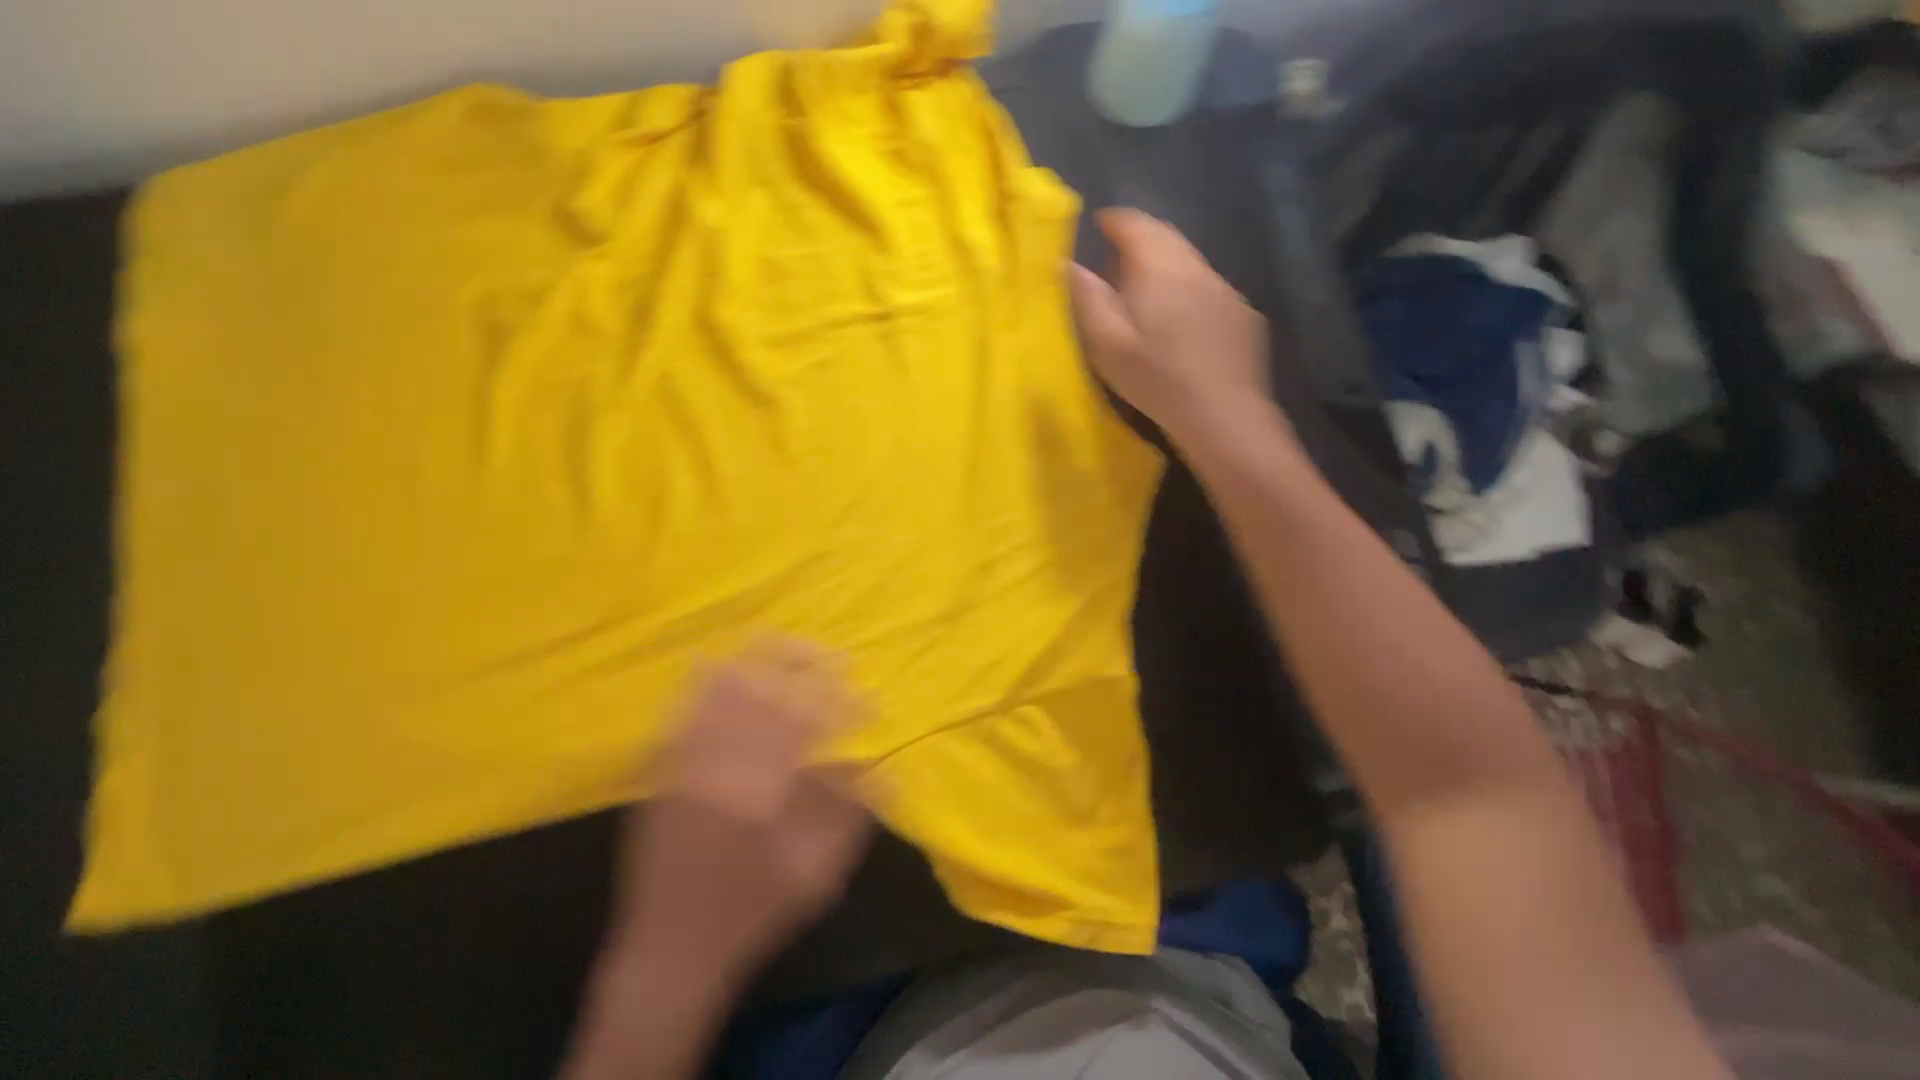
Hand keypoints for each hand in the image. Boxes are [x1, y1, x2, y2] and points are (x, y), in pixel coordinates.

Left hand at [606, 640, 873, 985]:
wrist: (670, 948)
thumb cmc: (753, 915)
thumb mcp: (816, 876)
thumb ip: (849, 815)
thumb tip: (882, 766)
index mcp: (761, 792)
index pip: (808, 721)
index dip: (842, 701)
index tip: (867, 700)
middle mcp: (718, 765)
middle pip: (761, 688)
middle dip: (801, 662)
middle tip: (830, 658)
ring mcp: (682, 763)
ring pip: (719, 689)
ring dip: (757, 664)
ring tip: (788, 654)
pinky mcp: (660, 770)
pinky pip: (683, 709)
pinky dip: (710, 682)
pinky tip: (727, 670)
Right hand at [1069, 209, 1274, 443]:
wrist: (1223, 414)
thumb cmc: (1156, 378)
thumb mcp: (1106, 343)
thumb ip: (1087, 297)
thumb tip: (1066, 262)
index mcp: (1159, 267)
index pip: (1136, 224)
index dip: (1115, 222)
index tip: (1099, 227)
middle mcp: (1196, 267)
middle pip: (1167, 238)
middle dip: (1140, 242)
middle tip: (1116, 265)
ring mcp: (1226, 290)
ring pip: (1190, 264)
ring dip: (1166, 269)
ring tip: (1146, 297)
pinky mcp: (1243, 316)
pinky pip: (1210, 290)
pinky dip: (1189, 294)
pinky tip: (1182, 327)